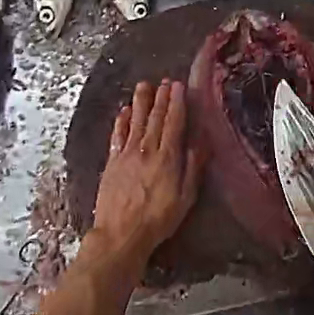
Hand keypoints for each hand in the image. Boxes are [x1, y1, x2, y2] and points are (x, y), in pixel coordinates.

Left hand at [89, 80, 203, 270]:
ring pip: (134, 121)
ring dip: (140, 102)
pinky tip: (123, 111)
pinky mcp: (111, 162)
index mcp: (167, 158)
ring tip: (143, 86)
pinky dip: (120, 121)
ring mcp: (126, 154)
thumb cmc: (158, 219)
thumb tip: (201, 142)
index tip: (178, 86)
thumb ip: (193, 167)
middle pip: (154, 118)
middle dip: (160, 98)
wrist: (122, 233)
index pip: (173, 123)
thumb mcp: (185, 198)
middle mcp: (146, 150)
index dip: (176, 103)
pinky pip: (117, 135)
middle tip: (164, 81)